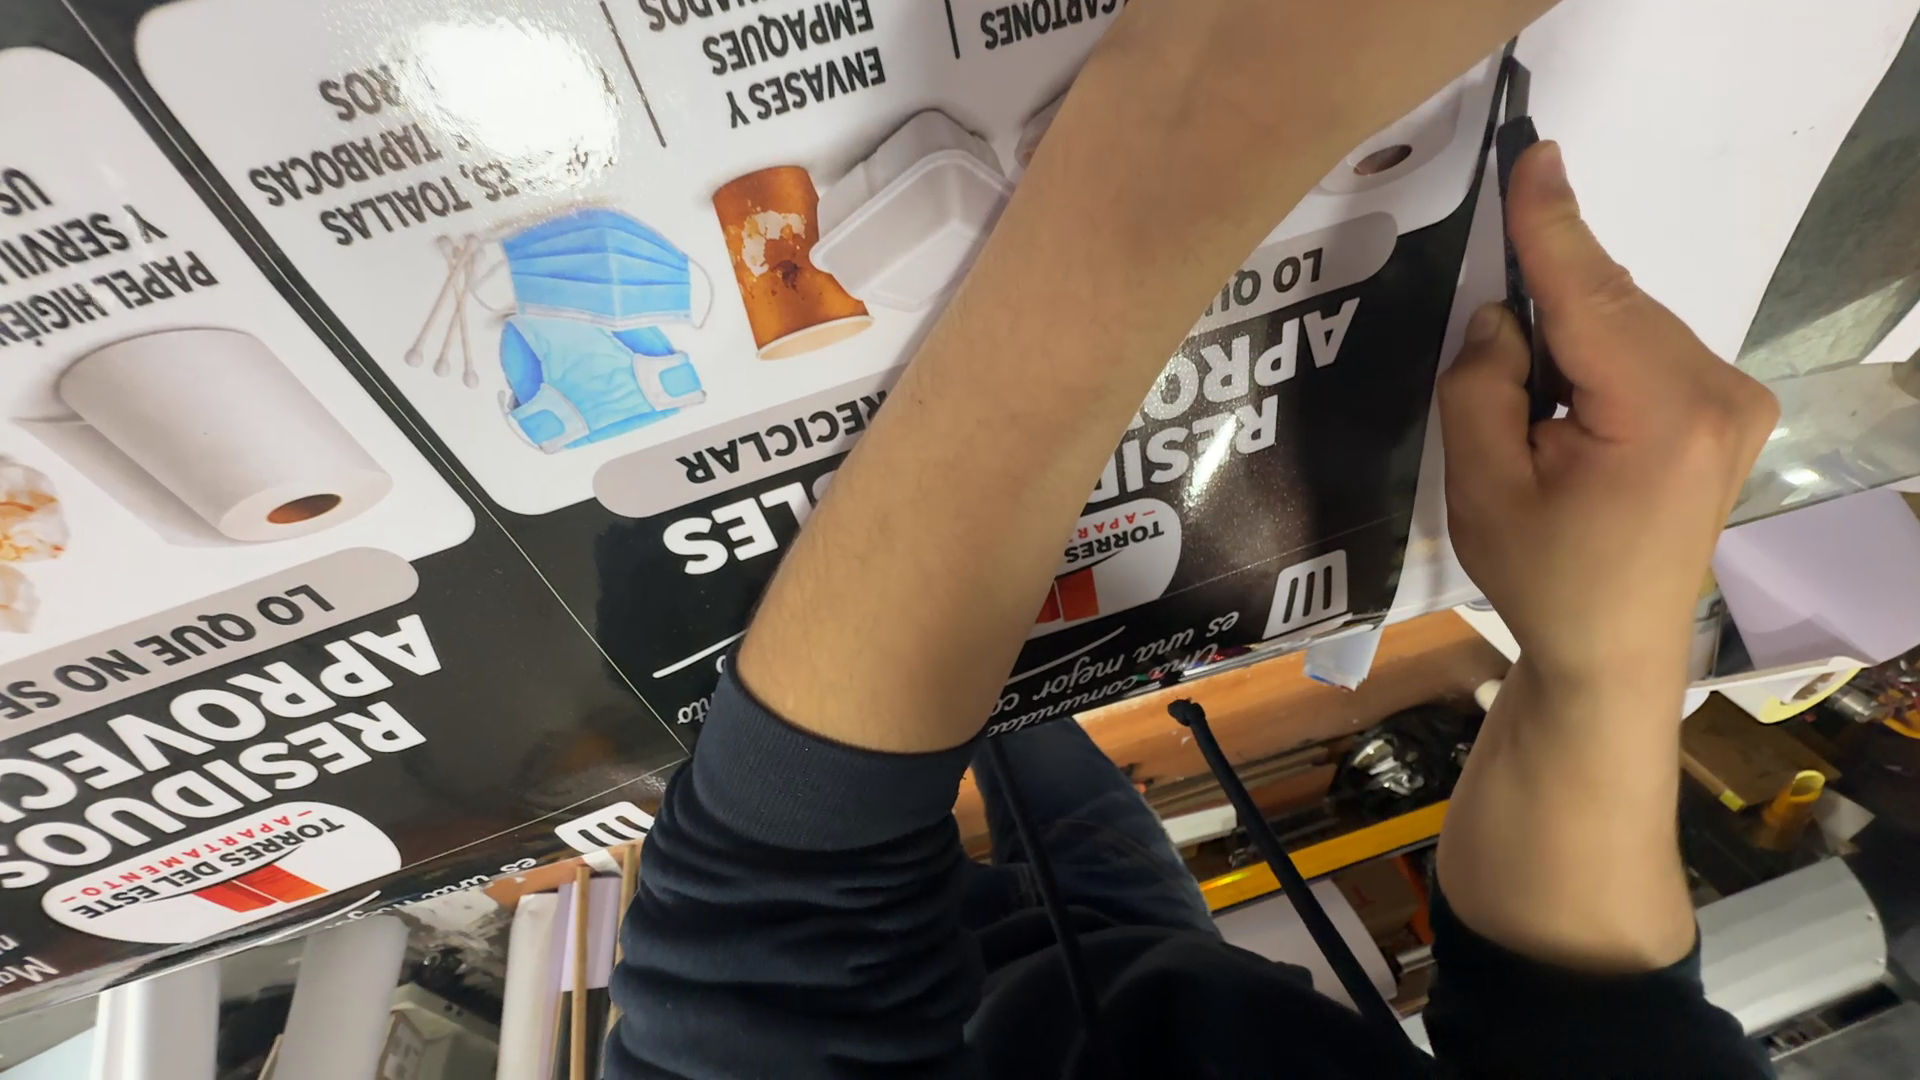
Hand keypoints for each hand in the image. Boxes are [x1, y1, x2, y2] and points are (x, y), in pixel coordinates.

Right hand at [1440, 141, 1777, 700]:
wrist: (1607, 642)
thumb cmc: (1536, 573)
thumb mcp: (1480, 488)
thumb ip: (1479, 393)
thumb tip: (1497, 323)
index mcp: (1658, 415)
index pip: (1592, 299)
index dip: (1553, 229)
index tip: (1534, 157)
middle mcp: (1720, 394)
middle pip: (1613, 310)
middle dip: (1544, 301)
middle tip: (1483, 331)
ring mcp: (1734, 404)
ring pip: (1628, 330)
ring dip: (1564, 336)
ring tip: (1518, 399)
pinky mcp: (1724, 417)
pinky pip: (1643, 355)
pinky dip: (1590, 356)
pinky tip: (1557, 399)